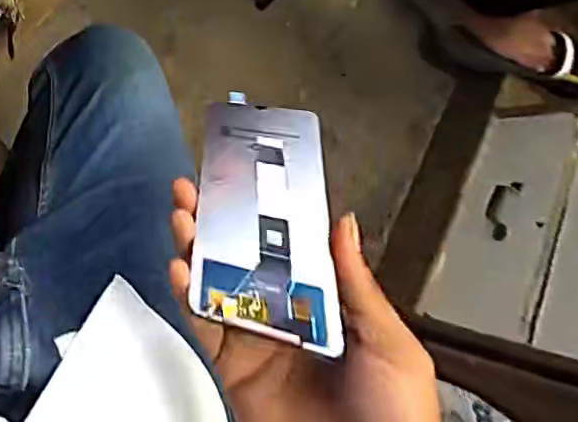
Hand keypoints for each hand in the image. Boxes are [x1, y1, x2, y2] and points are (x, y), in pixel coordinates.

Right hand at [169, 179, 438, 421]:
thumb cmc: (396, 420)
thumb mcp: (392, 349)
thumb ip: (360, 287)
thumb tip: (343, 224)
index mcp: (319, 301)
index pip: (280, 244)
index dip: (255, 210)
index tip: (238, 180)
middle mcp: (281, 311)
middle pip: (236, 254)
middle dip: (211, 218)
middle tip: (193, 189)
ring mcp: (254, 336)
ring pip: (212, 279)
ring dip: (192, 245)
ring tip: (183, 217)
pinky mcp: (231, 363)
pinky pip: (202, 323)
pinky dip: (185, 295)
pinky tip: (181, 270)